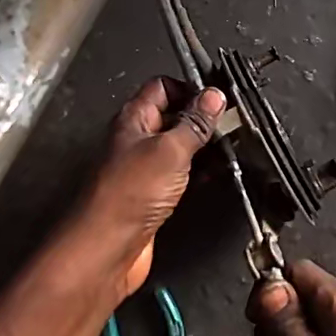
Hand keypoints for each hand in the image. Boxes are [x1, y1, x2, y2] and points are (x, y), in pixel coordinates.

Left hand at [63, 76, 224, 299]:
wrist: (107, 248)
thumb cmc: (126, 196)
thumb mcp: (171, 150)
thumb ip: (195, 122)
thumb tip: (213, 96)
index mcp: (134, 119)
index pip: (164, 87)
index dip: (191, 88)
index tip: (217, 99)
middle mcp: (138, 140)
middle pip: (174, 116)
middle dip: (202, 119)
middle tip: (228, 124)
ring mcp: (145, 168)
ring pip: (180, 146)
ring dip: (203, 146)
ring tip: (228, 148)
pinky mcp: (154, 194)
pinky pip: (181, 173)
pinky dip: (199, 171)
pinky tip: (214, 174)